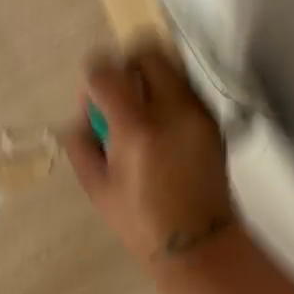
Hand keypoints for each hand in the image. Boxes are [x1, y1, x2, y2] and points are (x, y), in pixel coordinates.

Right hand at [62, 38, 234, 265]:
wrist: (197, 241)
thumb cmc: (139, 222)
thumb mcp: (96, 188)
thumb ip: (81, 143)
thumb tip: (84, 114)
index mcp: (137, 128)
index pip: (107, 72)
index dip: (92, 75)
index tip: (91, 93)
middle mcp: (172, 109)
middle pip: (147, 51)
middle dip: (125, 65)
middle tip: (117, 94)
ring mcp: (197, 112)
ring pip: (171, 65)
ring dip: (149, 77)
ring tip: (140, 112)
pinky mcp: (212, 120)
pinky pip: (186, 89)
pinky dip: (168, 95)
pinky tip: (160, 129)